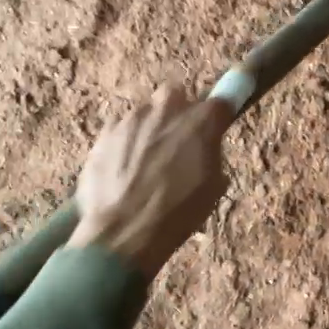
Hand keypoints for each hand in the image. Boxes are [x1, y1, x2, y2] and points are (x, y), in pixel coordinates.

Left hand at [70, 83, 231, 277]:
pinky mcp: (104, 133)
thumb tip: (204, 145)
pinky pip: (121, 130)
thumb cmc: (178, 212)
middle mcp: (167, 109)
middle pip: (176, 95)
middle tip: (179, 140)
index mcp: (201, 121)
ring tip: (147, 161)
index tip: (222, 114)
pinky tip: (125, 170)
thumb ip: (211, 152)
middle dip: (179, 112)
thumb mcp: (213, 185)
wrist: (122, 233)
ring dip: (150, 128)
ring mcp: (131, 118)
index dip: (222, 108)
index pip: (224, 97)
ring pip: (146, 113)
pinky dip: (125, 143)